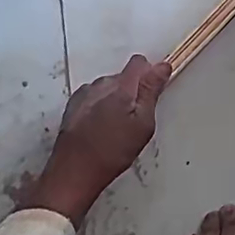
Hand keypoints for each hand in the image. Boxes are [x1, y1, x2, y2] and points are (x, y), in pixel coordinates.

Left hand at [25, 55, 170, 224]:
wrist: (74, 171)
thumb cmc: (112, 151)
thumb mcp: (142, 124)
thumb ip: (151, 91)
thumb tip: (162, 66)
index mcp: (121, 86)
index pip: (139, 62)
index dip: (149, 74)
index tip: (152, 93)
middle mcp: (101, 83)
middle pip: (123, 76)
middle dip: (132, 91)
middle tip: (135, 120)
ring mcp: (84, 93)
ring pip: (108, 87)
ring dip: (115, 100)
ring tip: (117, 129)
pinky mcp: (73, 105)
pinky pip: (94, 97)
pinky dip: (100, 107)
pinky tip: (100, 130)